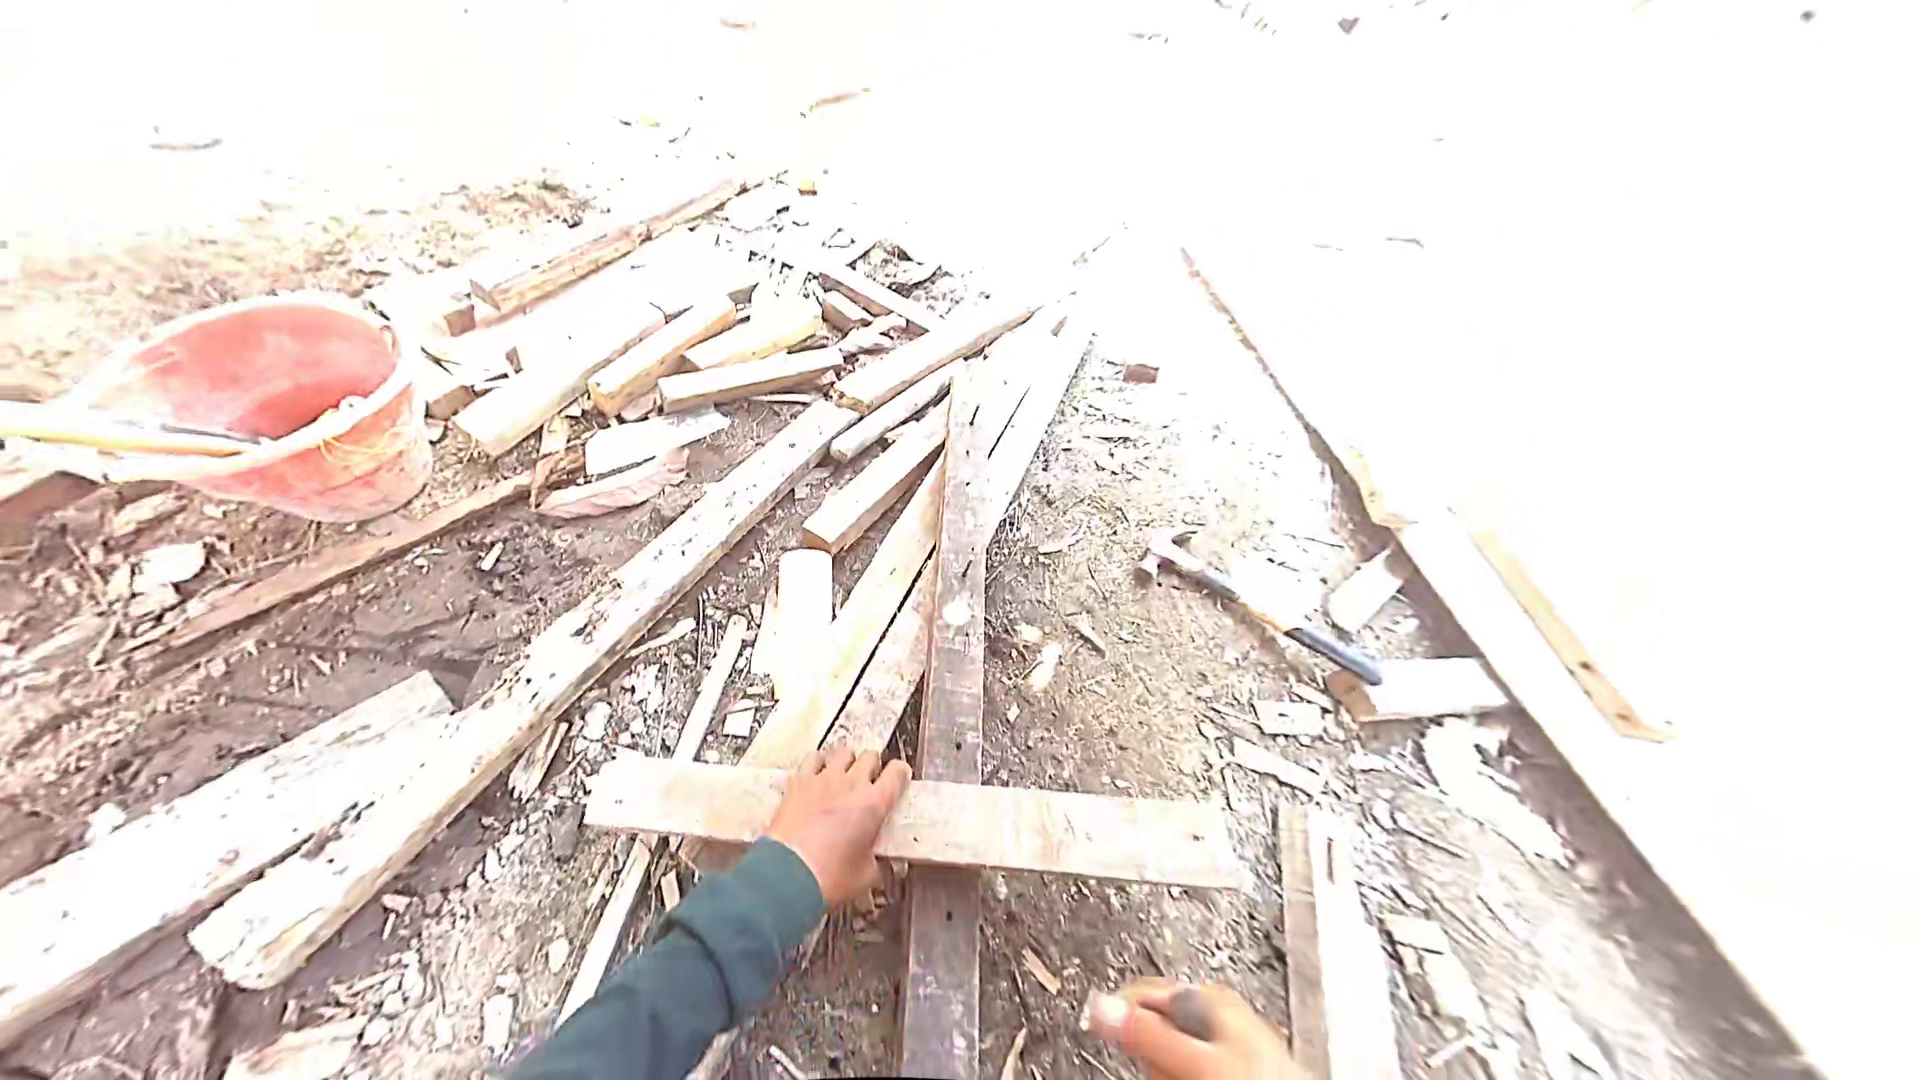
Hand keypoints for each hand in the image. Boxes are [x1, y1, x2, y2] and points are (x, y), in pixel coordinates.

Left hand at [762, 748, 910, 905]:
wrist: (787, 876)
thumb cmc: (828, 877)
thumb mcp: (865, 876)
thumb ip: (875, 862)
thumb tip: (875, 864)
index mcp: (874, 804)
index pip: (897, 773)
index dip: (900, 773)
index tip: (898, 778)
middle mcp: (852, 784)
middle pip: (871, 757)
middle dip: (873, 767)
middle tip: (870, 781)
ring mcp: (824, 779)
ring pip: (844, 752)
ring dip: (848, 761)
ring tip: (844, 774)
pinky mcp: (800, 782)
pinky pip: (813, 758)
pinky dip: (819, 762)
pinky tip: (818, 773)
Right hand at [1084, 979, 1302, 1079]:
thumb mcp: (1195, 1059)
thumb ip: (1146, 1032)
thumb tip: (1100, 1005)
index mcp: (1208, 996)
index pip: (1141, 991)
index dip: (1120, 1015)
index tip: (1103, 1035)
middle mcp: (1217, 1013)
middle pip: (1156, 1024)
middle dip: (1150, 1052)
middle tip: (1159, 1072)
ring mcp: (1229, 1044)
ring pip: (1173, 1052)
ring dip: (1165, 1068)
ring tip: (1175, 1078)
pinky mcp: (1233, 1069)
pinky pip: (1190, 1068)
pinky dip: (1180, 1074)